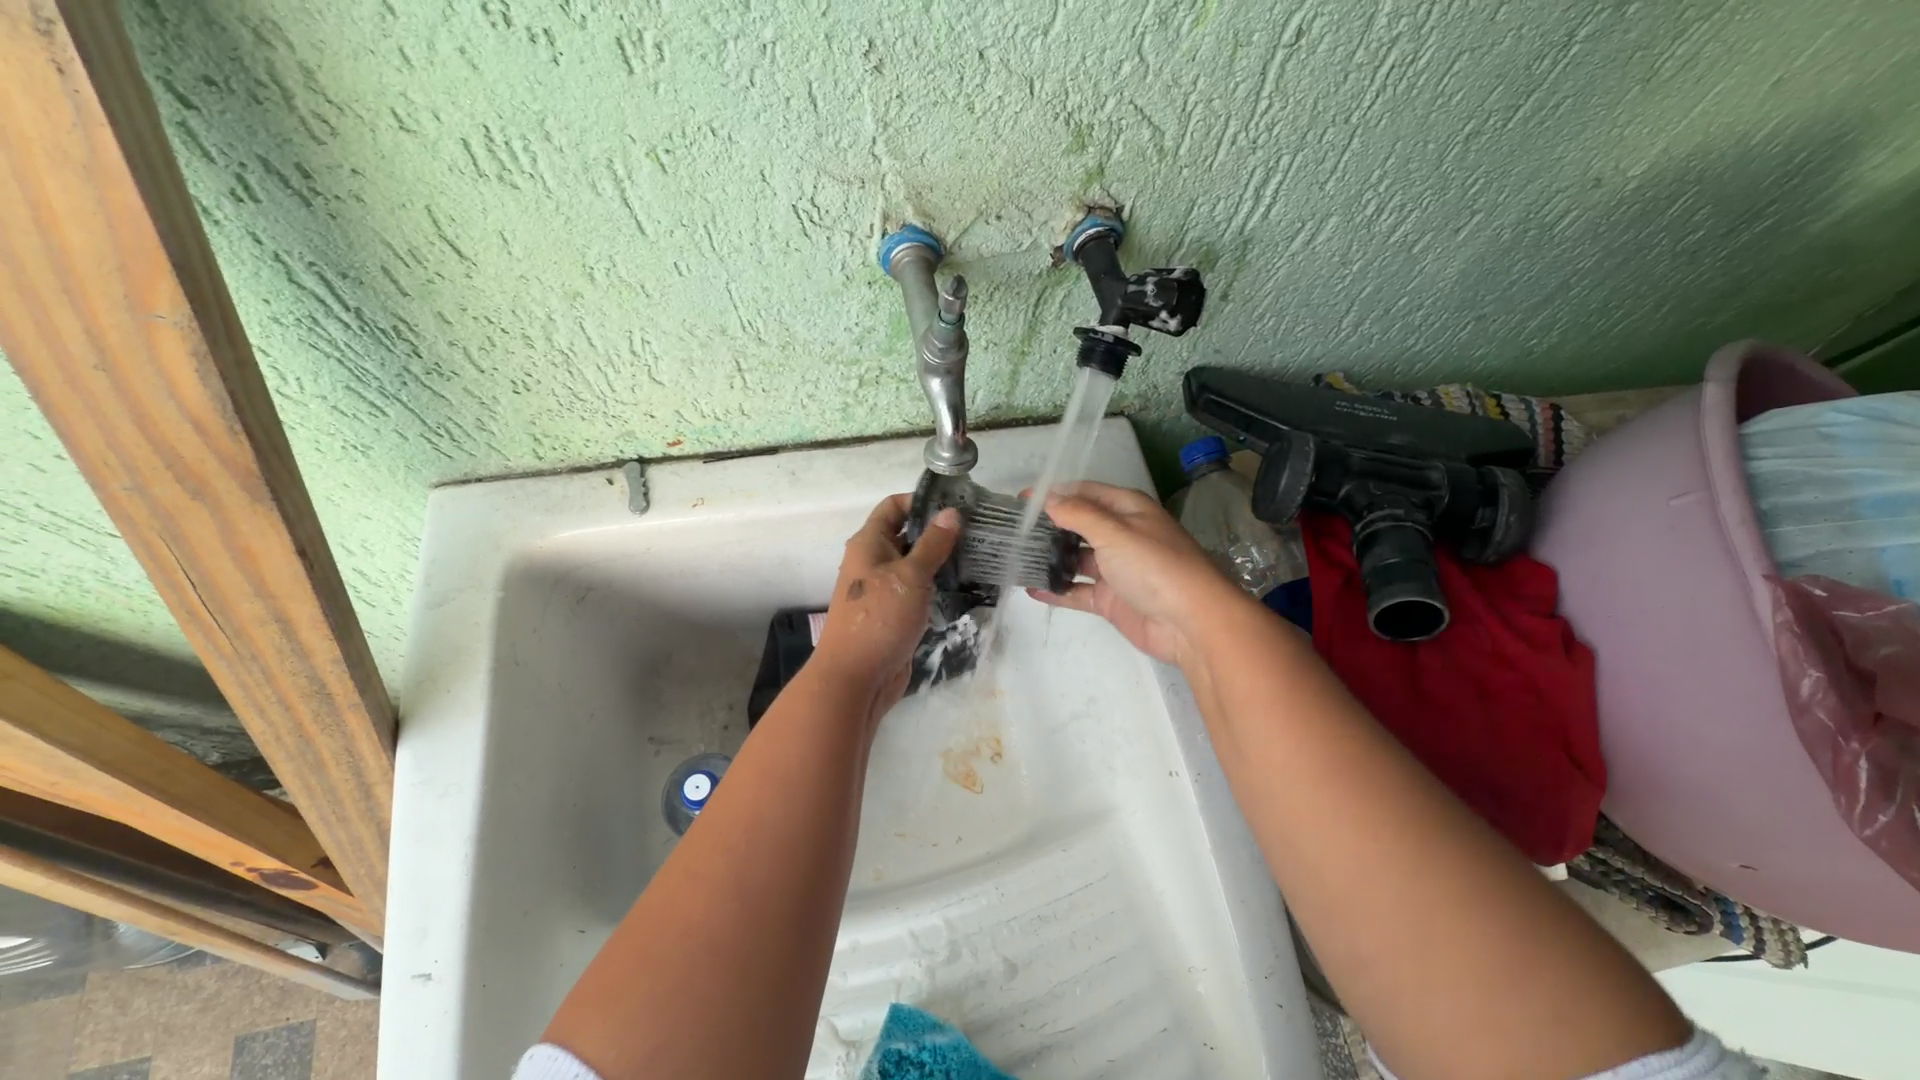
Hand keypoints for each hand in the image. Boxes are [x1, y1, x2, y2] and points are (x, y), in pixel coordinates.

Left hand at [812, 494, 960, 721]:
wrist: (856, 677)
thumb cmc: (879, 619)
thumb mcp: (910, 576)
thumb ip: (933, 544)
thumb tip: (951, 513)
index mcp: (868, 543)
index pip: (894, 506)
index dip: (922, 501)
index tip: (957, 504)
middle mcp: (873, 561)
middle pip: (906, 534)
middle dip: (938, 530)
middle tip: (977, 529)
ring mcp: (884, 589)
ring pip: (915, 563)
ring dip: (941, 559)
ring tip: (978, 553)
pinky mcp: (895, 613)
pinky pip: (918, 589)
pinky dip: (937, 584)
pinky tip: (965, 583)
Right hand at [1028, 481, 1247, 664]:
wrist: (1190, 621)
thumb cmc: (1155, 566)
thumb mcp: (1115, 532)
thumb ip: (1078, 514)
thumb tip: (1048, 499)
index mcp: (1128, 509)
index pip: (1085, 493)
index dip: (1054, 493)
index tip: (1020, 500)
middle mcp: (1121, 535)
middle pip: (1078, 525)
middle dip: (1049, 526)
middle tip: (1012, 529)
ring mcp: (1116, 569)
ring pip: (1075, 559)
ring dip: (1050, 558)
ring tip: (1016, 556)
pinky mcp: (1111, 599)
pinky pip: (1077, 591)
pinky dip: (1056, 590)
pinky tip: (1030, 588)